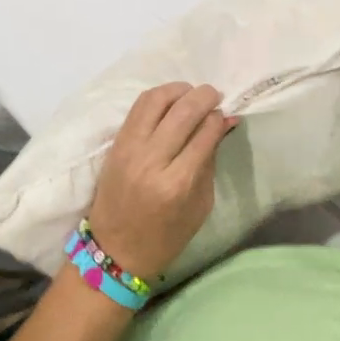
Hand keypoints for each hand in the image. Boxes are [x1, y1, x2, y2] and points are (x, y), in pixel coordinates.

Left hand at [87, 83, 231, 278]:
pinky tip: (172, 100)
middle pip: (182, 112)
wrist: (115, 250)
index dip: (218, 118)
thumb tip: (224, 122)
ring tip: (192, 94)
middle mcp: (151, 161)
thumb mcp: (200, 206)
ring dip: (179, 90)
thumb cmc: (165, 237)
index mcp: (176, 184)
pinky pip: (139, 106)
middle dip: (204, 96)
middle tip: (215, 95)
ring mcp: (130, 148)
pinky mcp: (116, 142)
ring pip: (156, 100)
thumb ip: (210, 161)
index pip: (204, 134)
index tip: (225, 114)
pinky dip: (159, 96)